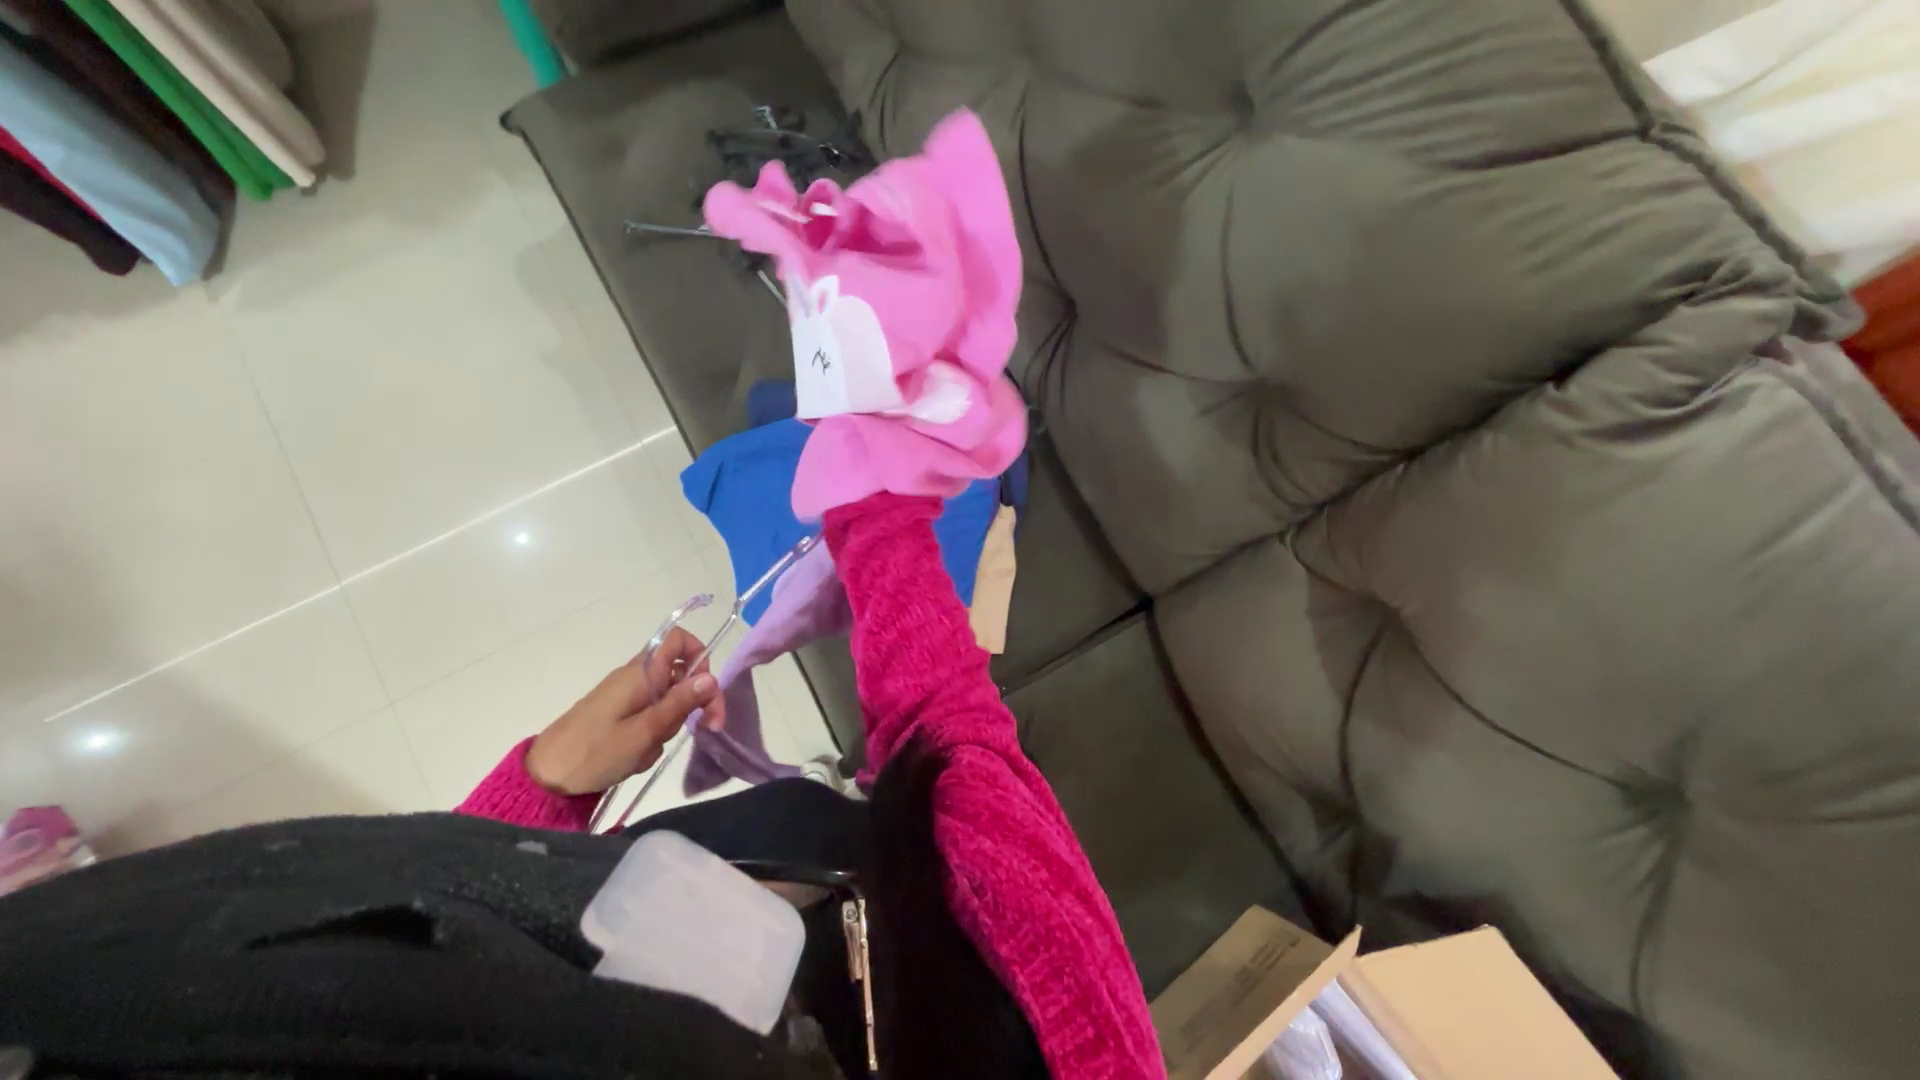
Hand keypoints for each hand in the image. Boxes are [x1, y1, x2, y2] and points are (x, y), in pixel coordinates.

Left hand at [524, 627, 725, 796]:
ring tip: (647, 750)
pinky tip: (637, 756)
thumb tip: (712, 678)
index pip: (679, 640)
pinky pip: (650, 717)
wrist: (546, 776)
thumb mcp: (645, 731)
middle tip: (704, 730)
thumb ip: (680, 703)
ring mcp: (627, 696)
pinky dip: (651, 735)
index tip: (706, 689)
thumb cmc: (595, 751)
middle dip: (691, 703)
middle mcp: (635, 677)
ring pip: (667, 701)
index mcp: (641, 672)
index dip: (700, 656)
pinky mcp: (619, 714)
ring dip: (667, 726)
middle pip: (680, 675)